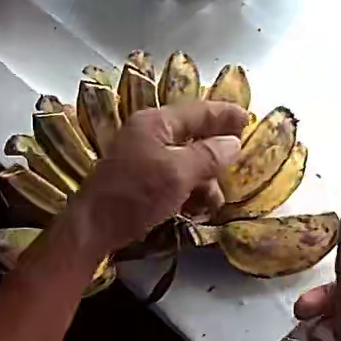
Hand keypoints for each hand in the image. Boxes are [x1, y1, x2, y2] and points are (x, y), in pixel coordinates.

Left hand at [68, 100, 249, 256]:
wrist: (93, 228)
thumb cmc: (136, 195)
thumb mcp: (178, 173)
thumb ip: (209, 155)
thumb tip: (233, 143)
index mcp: (155, 123)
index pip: (198, 111)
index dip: (224, 115)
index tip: (247, 118)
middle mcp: (147, 135)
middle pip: (192, 137)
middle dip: (215, 156)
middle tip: (236, 166)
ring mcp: (141, 159)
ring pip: (184, 162)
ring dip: (203, 180)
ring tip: (214, 202)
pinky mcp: (138, 182)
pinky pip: (171, 179)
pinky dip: (186, 191)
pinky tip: (196, 208)